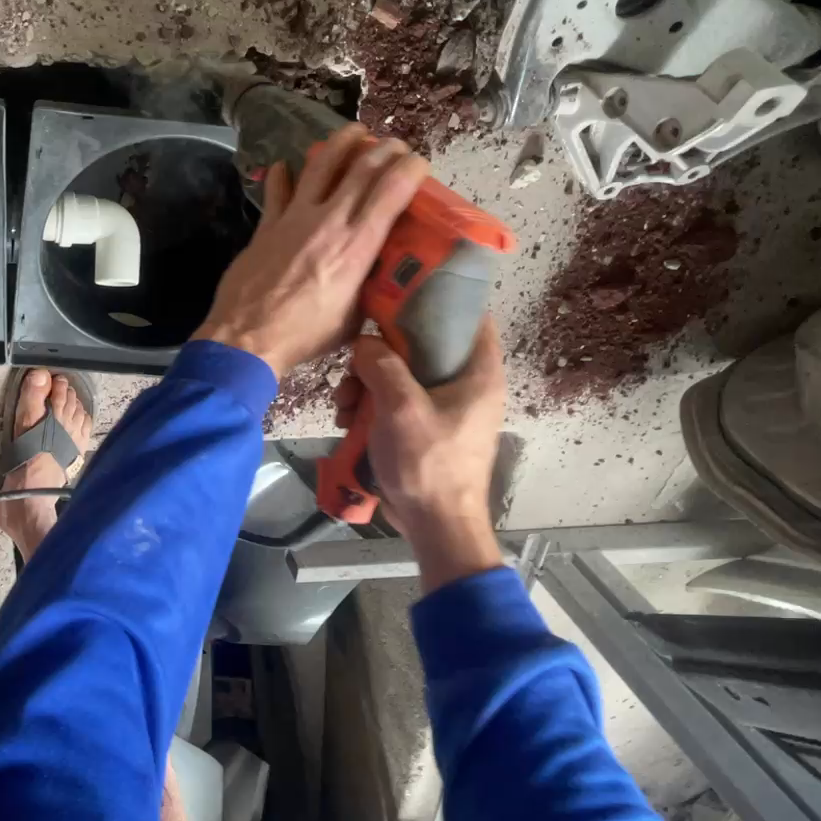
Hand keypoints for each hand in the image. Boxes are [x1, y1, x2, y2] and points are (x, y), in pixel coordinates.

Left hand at [192, 125, 429, 376]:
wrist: (246, 337)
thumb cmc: (304, 335)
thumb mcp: (354, 317)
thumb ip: (368, 288)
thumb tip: (377, 280)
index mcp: (358, 246)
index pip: (392, 190)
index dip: (410, 168)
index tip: (419, 164)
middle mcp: (329, 222)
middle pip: (362, 169)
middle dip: (384, 149)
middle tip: (394, 144)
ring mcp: (293, 220)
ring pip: (320, 167)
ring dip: (339, 144)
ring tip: (353, 132)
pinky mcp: (266, 226)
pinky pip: (277, 191)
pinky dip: (283, 175)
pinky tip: (284, 166)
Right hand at [336, 317, 507, 592]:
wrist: (435, 525)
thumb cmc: (428, 464)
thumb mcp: (400, 408)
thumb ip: (382, 365)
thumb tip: (365, 343)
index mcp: (478, 371)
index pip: (468, 314)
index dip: (434, 299)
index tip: (394, 296)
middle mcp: (466, 383)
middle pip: (419, 345)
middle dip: (379, 353)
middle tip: (353, 372)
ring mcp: (444, 406)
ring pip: (400, 373)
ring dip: (365, 384)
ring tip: (343, 407)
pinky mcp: (424, 426)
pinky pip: (393, 400)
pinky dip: (369, 406)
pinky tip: (347, 422)